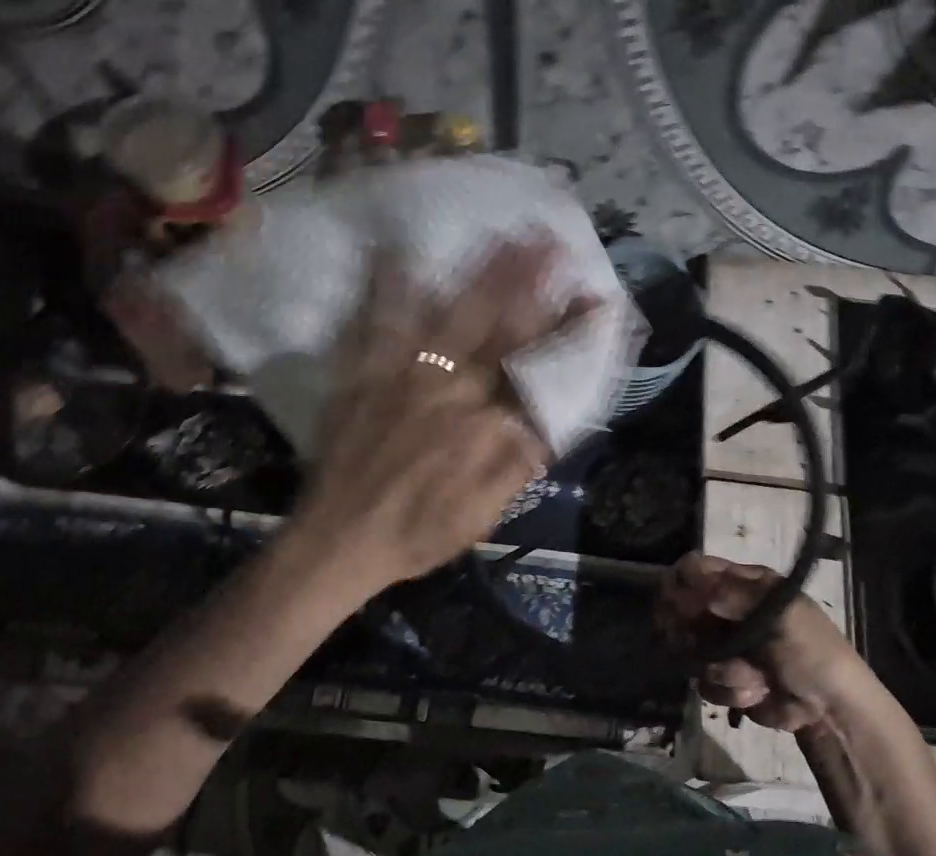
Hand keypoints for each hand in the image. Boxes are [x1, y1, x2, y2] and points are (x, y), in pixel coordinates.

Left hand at [290, 238, 586, 587]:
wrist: (340, 540)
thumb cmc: (418, 533)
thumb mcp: (483, 512)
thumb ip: (518, 463)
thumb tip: (555, 419)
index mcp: (483, 426)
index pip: (537, 368)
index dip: (569, 331)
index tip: (595, 299)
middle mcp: (448, 390)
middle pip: (495, 326)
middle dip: (527, 280)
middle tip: (551, 240)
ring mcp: (401, 377)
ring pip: (445, 313)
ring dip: (477, 272)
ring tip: (500, 234)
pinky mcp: (361, 376)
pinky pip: (375, 322)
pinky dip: (386, 286)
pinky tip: (395, 250)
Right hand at [660, 552, 867, 732]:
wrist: (830, 706)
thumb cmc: (813, 650)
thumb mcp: (780, 614)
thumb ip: (733, 595)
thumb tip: (689, 578)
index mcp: (746, 586)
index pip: (696, 570)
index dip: (680, 585)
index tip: (676, 604)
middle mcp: (729, 612)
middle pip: (681, 613)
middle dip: (693, 635)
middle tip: (711, 647)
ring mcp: (723, 647)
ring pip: (692, 653)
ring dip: (725, 671)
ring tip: (758, 678)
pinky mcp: (723, 679)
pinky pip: (704, 683)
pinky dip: (732, 691)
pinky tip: (758, 695)